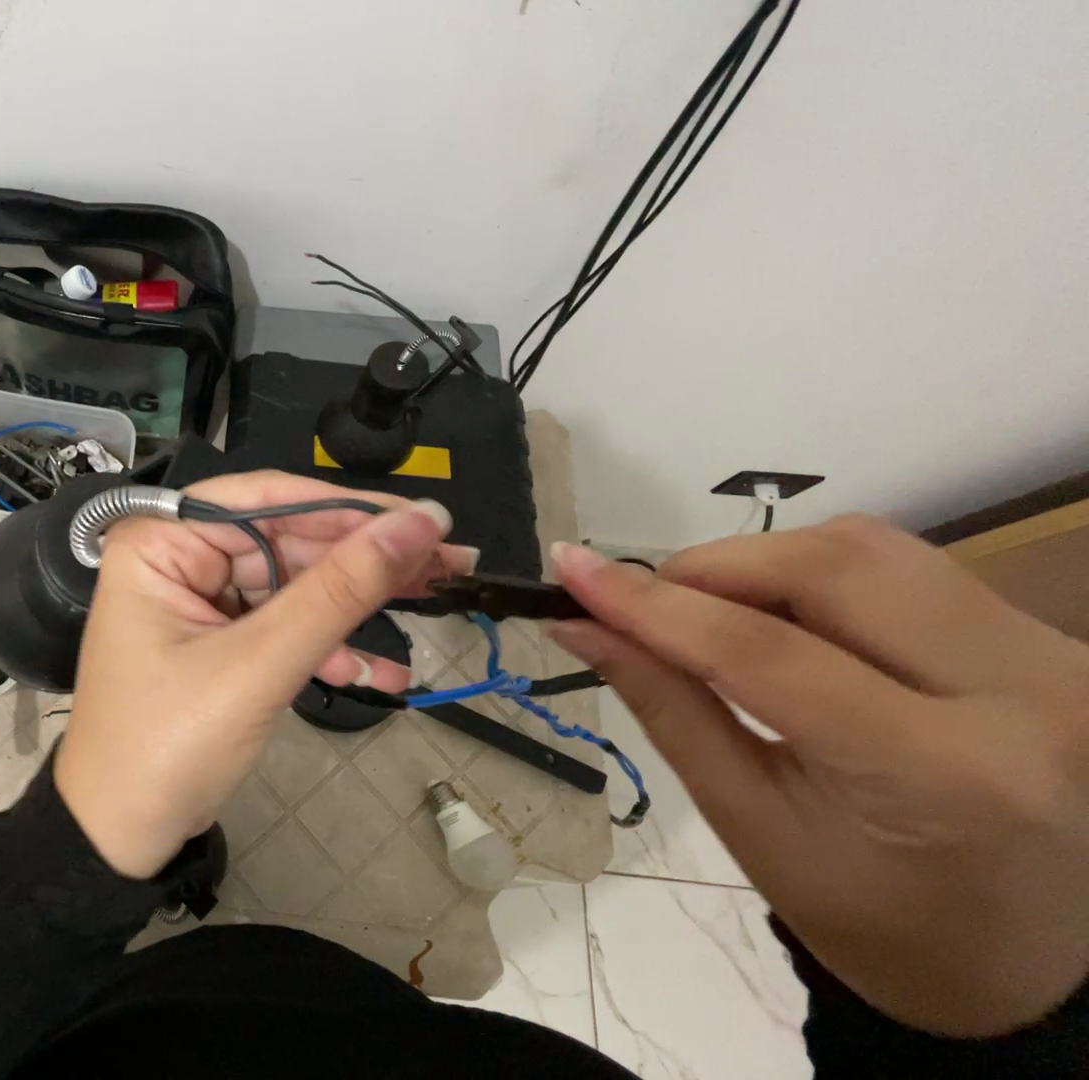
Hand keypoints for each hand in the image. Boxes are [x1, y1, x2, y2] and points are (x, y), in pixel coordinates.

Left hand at [53, 471, 476, 879]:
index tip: (426, 516)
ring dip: (355, 607)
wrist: (122, 835)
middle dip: (364, 559)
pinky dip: (326, 647)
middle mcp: (176, 558)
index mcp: (160, 543)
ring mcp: (197, 601)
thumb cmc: (169, 744)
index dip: (348, 507)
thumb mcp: (258, 665)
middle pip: (285, 539)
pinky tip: (378, 675)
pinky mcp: (218, 641)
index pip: (263, 499)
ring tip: (433, 606)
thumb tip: (417, 523)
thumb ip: (338, 592)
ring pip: (292, 584)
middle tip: (450, 562)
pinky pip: (280, 626)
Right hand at [547, 518, 1088, 1036]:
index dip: (650, 603)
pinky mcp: (1043, 637)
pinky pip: (900, 565)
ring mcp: (1049, 656)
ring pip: (867, 548)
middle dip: (706, 569)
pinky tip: (779, 623)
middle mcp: (1022, 693)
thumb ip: (663, 705)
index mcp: (938, 772)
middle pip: (830, 566)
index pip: (762, 650)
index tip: (567, 569)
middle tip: (640, 606)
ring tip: (708, 619)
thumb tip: (577, 624)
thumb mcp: (745, 817)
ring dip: (757, 565)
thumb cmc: (867, 913)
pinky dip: (808, 575)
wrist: (1023, 955)